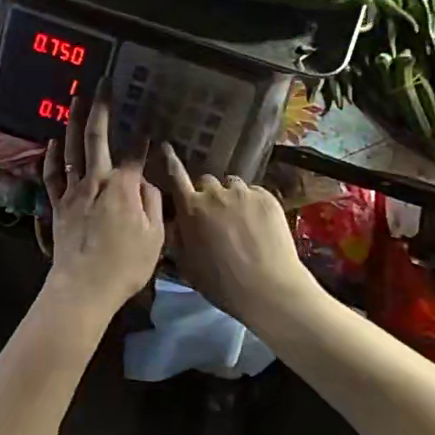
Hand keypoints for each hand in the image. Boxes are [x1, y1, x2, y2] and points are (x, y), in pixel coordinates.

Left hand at [43, 99, 163, 313]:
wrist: (83, 286)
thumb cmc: (125, 266)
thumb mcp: (155, 237)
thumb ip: (152, 204)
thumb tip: (146, 182)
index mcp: (124, 188)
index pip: (135, 154)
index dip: (142, 138)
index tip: (148, 125)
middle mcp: (96, 182)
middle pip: (97, 138)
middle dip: (100, 109)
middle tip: (101, 84)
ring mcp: (73, 192)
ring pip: (71, 149)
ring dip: (73, 122)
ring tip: (75, 99)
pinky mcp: (57, 205)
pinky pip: (52, 174)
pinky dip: (52, 155)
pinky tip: (53, 141)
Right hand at [161, 144, 320, 325]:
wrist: (267, 288)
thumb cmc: (220, 282)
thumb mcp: (187, 264)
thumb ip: (179, 238)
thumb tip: (177, 224)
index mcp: (191, 209)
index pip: (175, 176)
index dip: (170, 160)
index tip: (166, 147)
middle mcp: (214, 194)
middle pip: (206, 181)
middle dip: (206, 194)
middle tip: (214, 215)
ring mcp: (243, 193)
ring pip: (231, 185)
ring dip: (230, 197)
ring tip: (239, 219)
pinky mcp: (267, 197)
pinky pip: (253, 192)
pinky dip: (252, 203)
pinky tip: (257, 224)